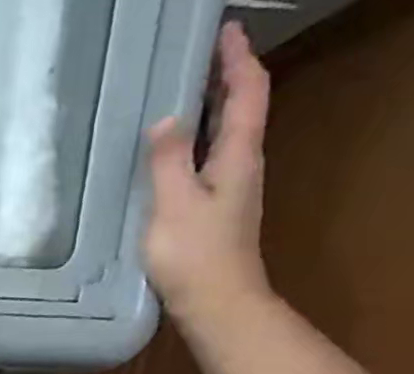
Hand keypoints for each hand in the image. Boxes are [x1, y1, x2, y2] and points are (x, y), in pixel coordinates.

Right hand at [145, 22, 274, 319]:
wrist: (215, 301)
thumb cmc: (194, 254)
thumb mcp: (174, 205)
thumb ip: (168, 163)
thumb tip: (166, 120)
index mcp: (238, 156)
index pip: (246, 94)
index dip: (236, 61)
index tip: (223, 33)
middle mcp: (241, 165)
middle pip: (241, 110)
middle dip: (225, 79)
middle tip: (199, 58)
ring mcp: (229, 189)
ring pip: (226, 134)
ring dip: (211, 110)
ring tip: (184, 96)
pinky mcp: (212, 209)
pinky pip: (207, 161)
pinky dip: (195, 142)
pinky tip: (172, 151)